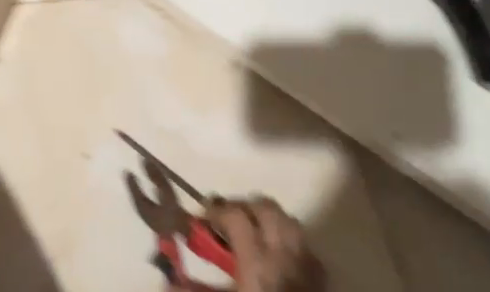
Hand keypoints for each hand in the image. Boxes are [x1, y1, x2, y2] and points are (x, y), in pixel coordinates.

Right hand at [205, 197, 324, 291]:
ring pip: (288, 220)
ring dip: (268, 220)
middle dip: (243, 208)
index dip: (216, 211)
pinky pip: (304, 244)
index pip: (235, 215)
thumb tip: (168, 283)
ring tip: (251, 235)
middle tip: (226, 223)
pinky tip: (277, 257)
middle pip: (265, 207)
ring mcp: (305, 261)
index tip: (201, 220)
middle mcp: (283, 252)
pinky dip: (289, 240)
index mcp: (255, 260)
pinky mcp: (320, 275)